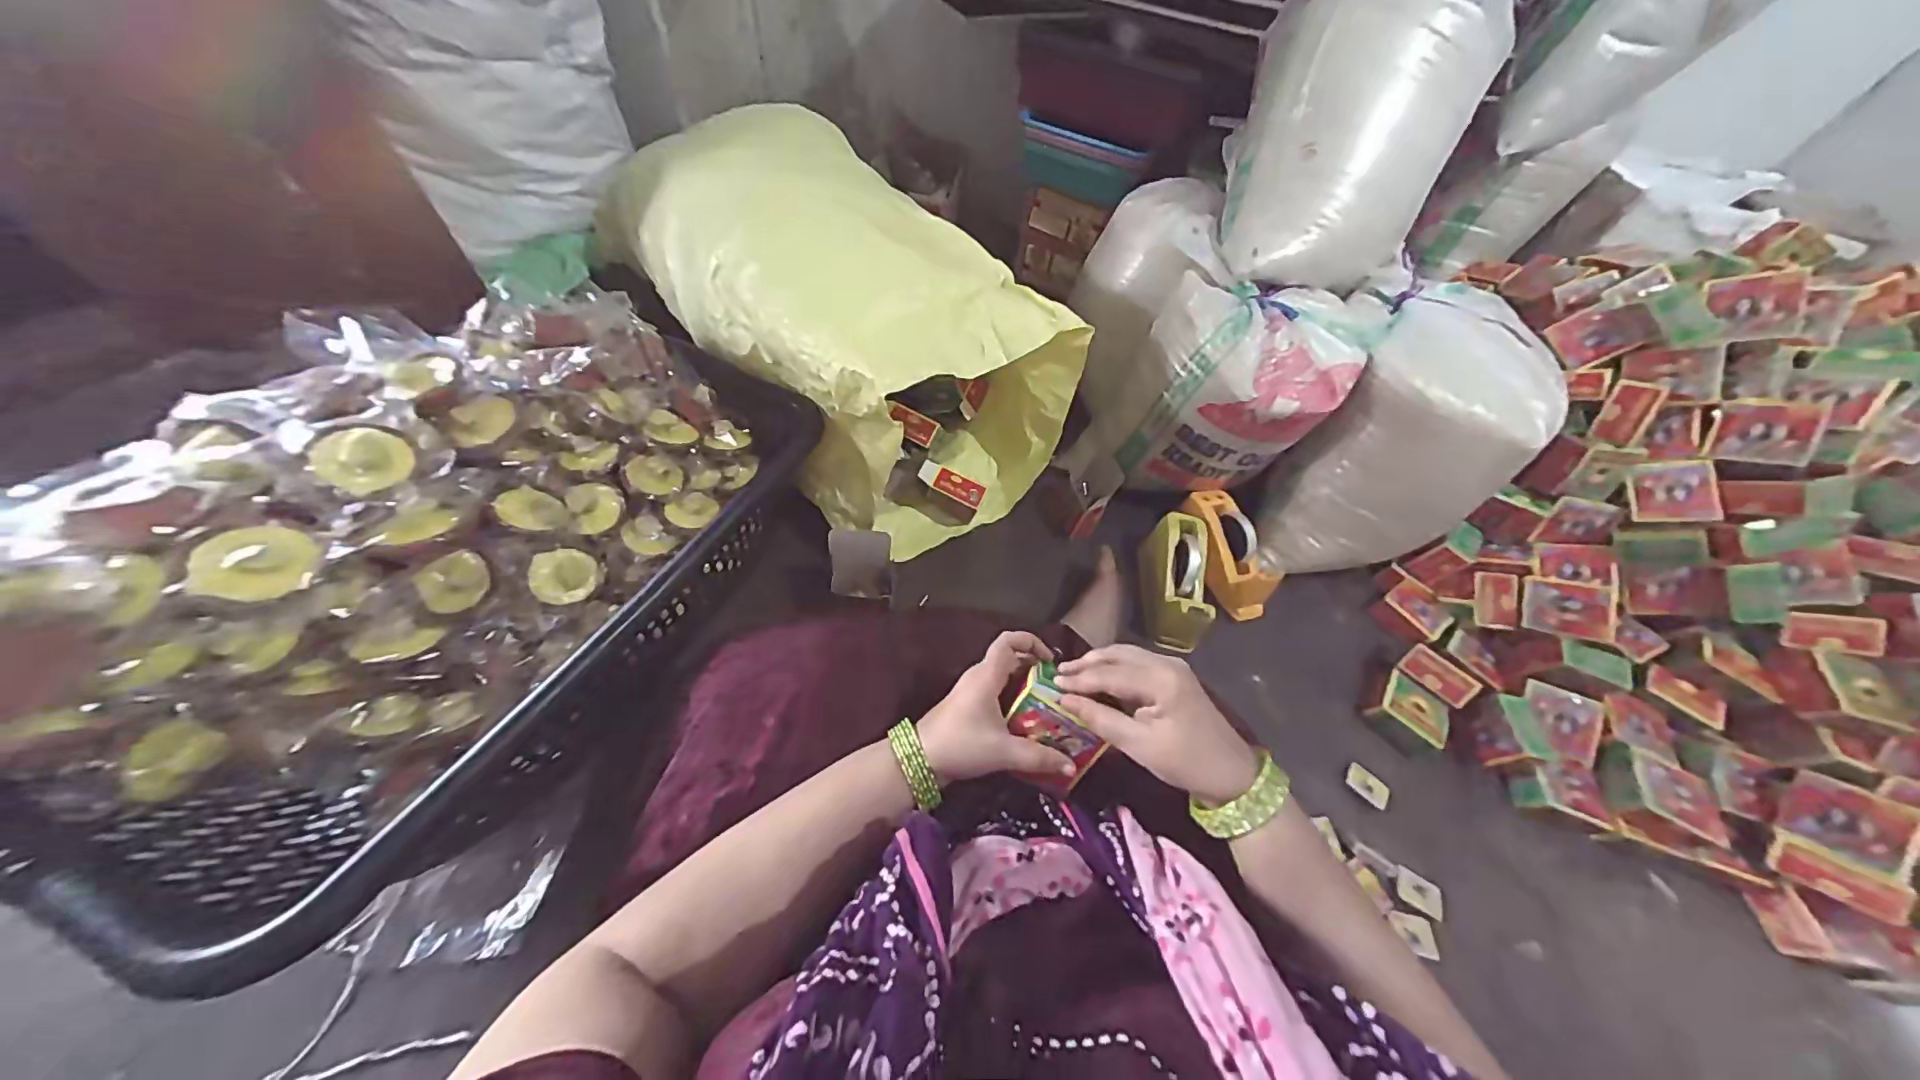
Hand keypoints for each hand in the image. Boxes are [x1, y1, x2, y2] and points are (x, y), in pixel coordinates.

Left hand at [917, 632, 1076, 784]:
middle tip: (1055, 688)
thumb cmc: (960, 744)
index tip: (1051, 661)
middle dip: (1034, 668)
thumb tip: (1071, 766)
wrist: (919, 759)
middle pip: (1009, 659)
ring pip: (1002, 677)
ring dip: (1024, 686)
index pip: (1008, 641)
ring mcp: (970, 691)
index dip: (1032, 641)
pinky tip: (1025, 721)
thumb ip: (1039, 758)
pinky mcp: (966, 706)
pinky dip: (1011, 699)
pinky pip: (994, 692)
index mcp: (986, 676)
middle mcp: (978, 677)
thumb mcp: (1004, 752)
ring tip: (1046, 705)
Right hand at [1055, 644, 1259, 805]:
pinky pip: (1137, 663)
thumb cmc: (1186, 762)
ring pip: (1127, 655)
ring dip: (1100, 662)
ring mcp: (1173, 667)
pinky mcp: (1175, 676)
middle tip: (1058, 674)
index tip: (1051, 683)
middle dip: (1087, 663)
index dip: (1079, 678)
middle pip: (1118, 655)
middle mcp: (1167, 664)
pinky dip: (1115, 667)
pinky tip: (1100, 677)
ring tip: (1074, 673)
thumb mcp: (1139, 745)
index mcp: (1161, 680)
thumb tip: (1065, 700)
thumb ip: (1101, 719)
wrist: (1233, 774)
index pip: (1110, 673)